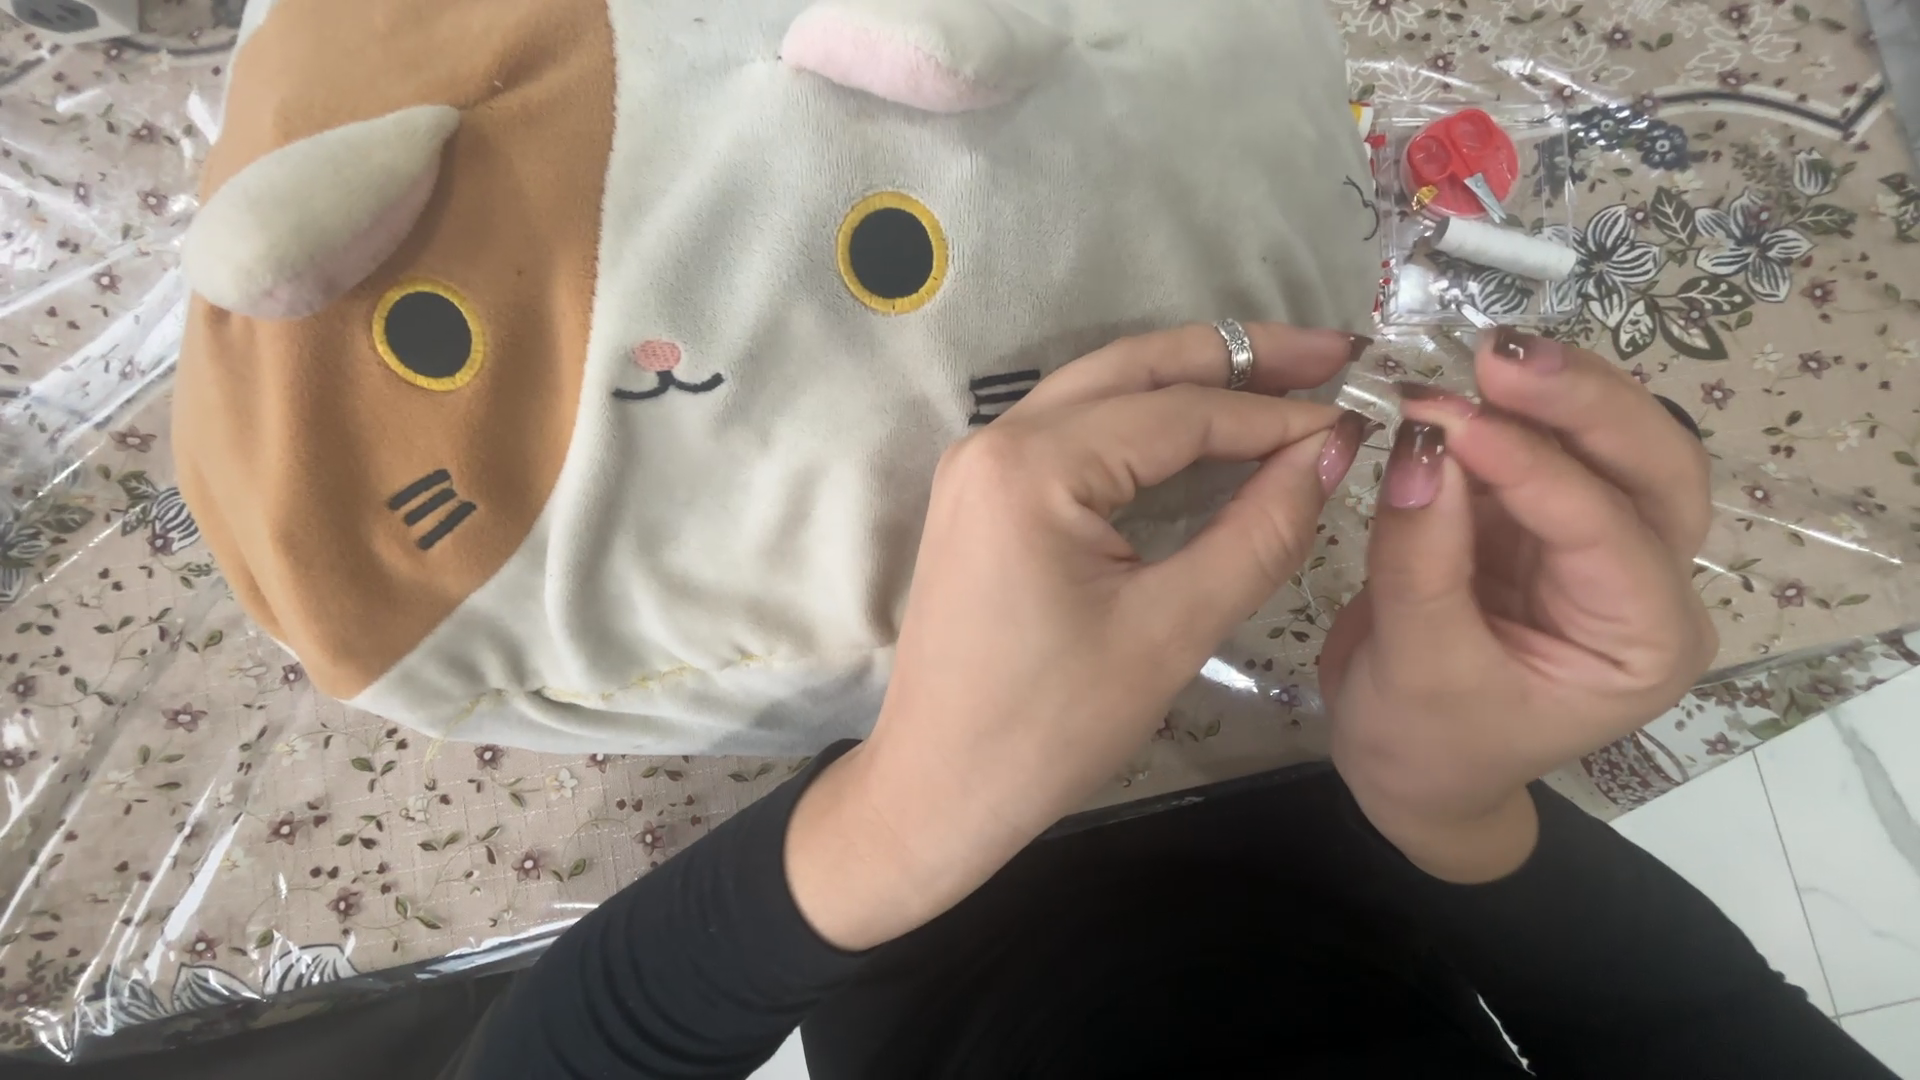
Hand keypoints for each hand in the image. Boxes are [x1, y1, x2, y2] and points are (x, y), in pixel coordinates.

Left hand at [787, 322, 1371, 948]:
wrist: (939, 786)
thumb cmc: (1050, 726)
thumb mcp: (1170, 631)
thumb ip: (1259, 531)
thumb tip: (1328, 452)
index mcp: (1031, 466)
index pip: (1177, 414)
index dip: (1275, 415)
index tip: (1356, 416)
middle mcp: (994, 441)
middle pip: (1131, 372)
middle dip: (1233, 358)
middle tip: (1330, 353)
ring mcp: (977, 465)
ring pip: (1098, 394)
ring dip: (1186, 384)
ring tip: (1280, 381)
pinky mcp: (979, 496)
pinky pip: (1070, 435)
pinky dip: (1139, 426)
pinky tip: (1198, 434)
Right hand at [1321, 330, 1717, 882]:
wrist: (1403, 773)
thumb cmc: (1422, 743)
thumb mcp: (1418, 665)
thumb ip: (1420, 559)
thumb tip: (1415, 449)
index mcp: (1638, 639)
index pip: (1604, 530)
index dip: (1528, 467)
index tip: (1441, 418)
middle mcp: (1634, 585)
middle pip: (1648, 469)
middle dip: (1581, 404)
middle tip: (1498, 353)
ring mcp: (1580, 552)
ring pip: (1601, 452)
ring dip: (1545, 398)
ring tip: (1478, 357)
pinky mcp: (1520, 534)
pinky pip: (1521, 463)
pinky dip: (1488, 423)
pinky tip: (1450, 395)